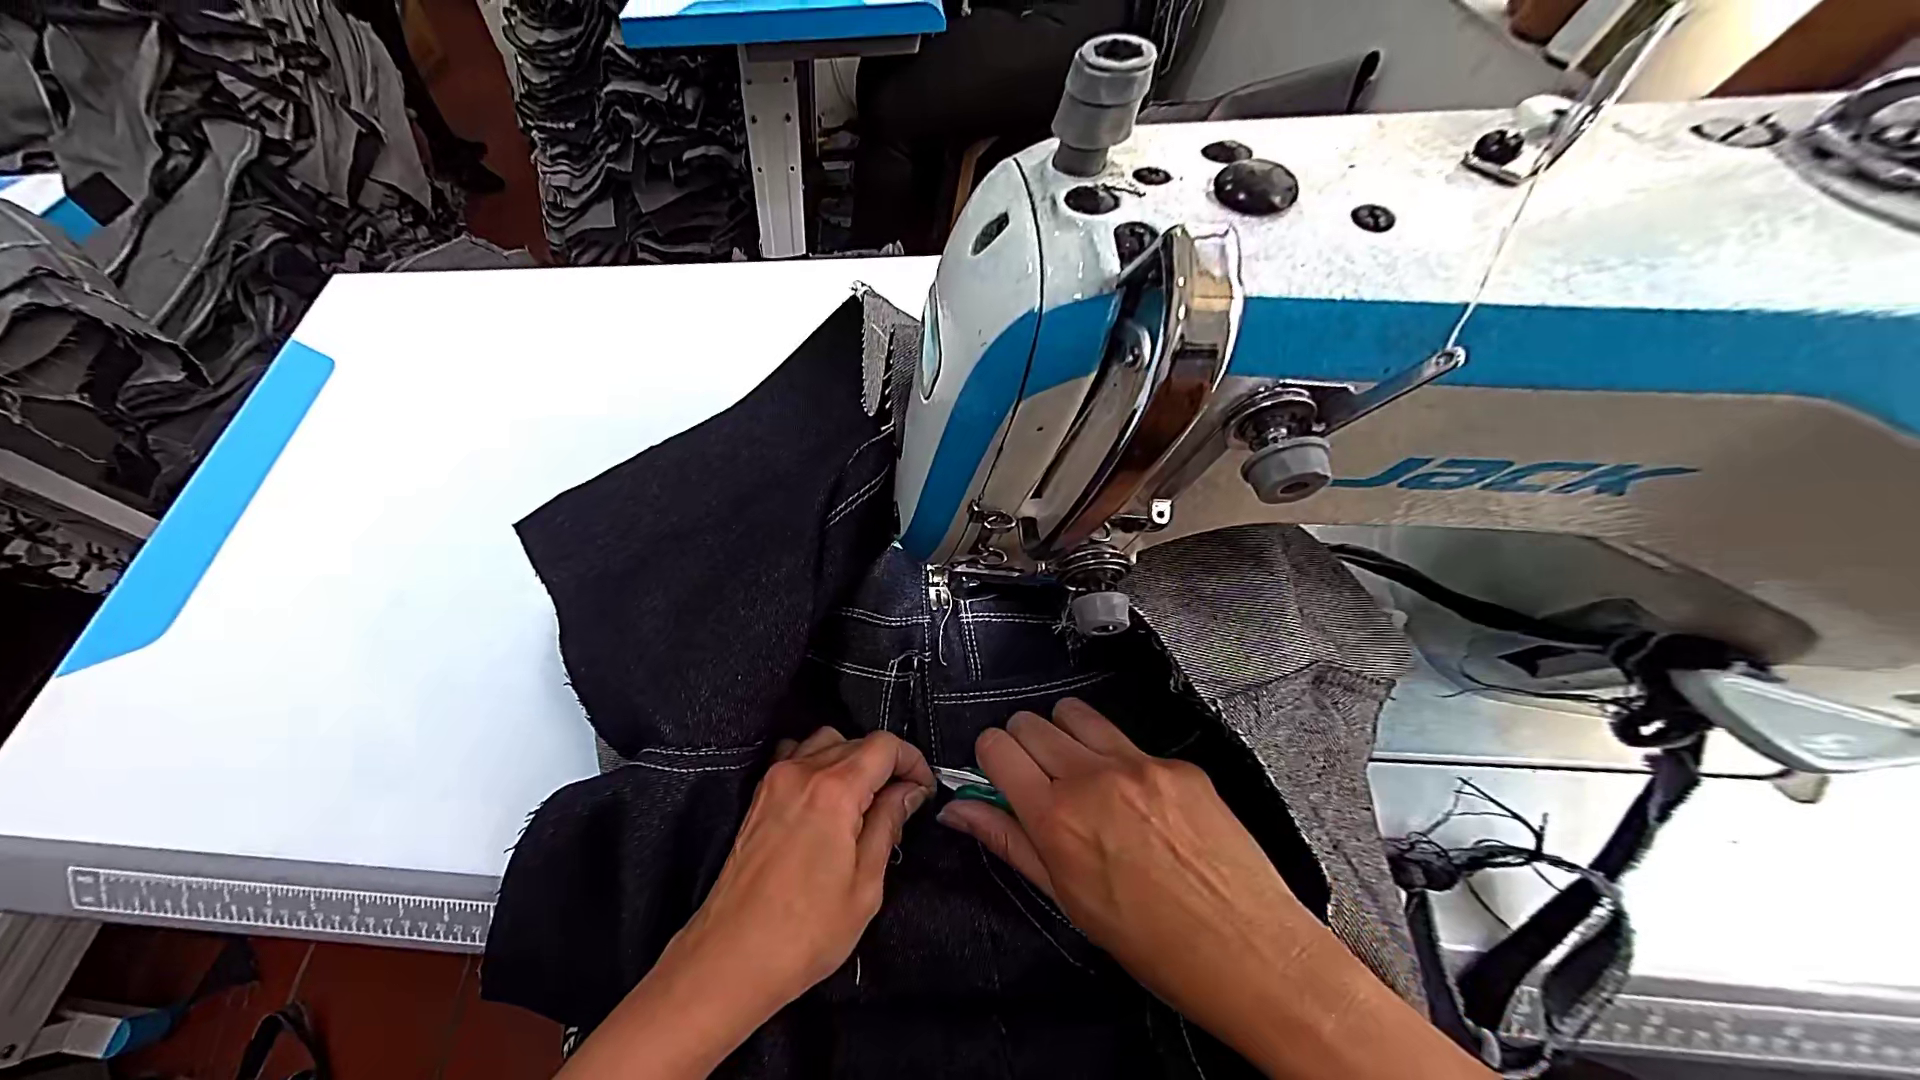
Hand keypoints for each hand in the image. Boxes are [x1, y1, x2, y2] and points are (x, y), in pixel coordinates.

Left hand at [673, 727, 935, 1009]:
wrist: (729, 959)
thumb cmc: (803, 933)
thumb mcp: (865, 884)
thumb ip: (888, 824)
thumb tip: (909, 791)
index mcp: (834, 790)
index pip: (885, 746)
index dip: (913, 762)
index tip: (923, 790)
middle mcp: (802, 772)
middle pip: (858, 741)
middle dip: (887, 765)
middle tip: (901, 803)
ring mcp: (776, 780)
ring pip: (827, 741)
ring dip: (853, 760)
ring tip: (864, 800)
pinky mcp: (759, 795)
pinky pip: (796, 755)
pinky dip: (818, 762)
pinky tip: (826, 797)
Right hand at [934, 699, 1314, 1016]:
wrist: (1247, 949)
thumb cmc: (1156, 942)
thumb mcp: (1067, 899)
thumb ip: (1008, 841)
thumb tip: (960, 811)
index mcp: (1056, 820)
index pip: (995, 746)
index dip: (990, 757)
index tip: (1000, 772)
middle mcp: (1093, 780)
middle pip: (1029, 721)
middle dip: (1024, 744)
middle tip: (1040, 777)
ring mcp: (1138, 765)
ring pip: (1073, 712)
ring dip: (1064, 735)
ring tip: (1080, 773)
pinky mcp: (1175, 762)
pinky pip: (1126, 739)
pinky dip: (1116, 756)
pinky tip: (1134, 796)